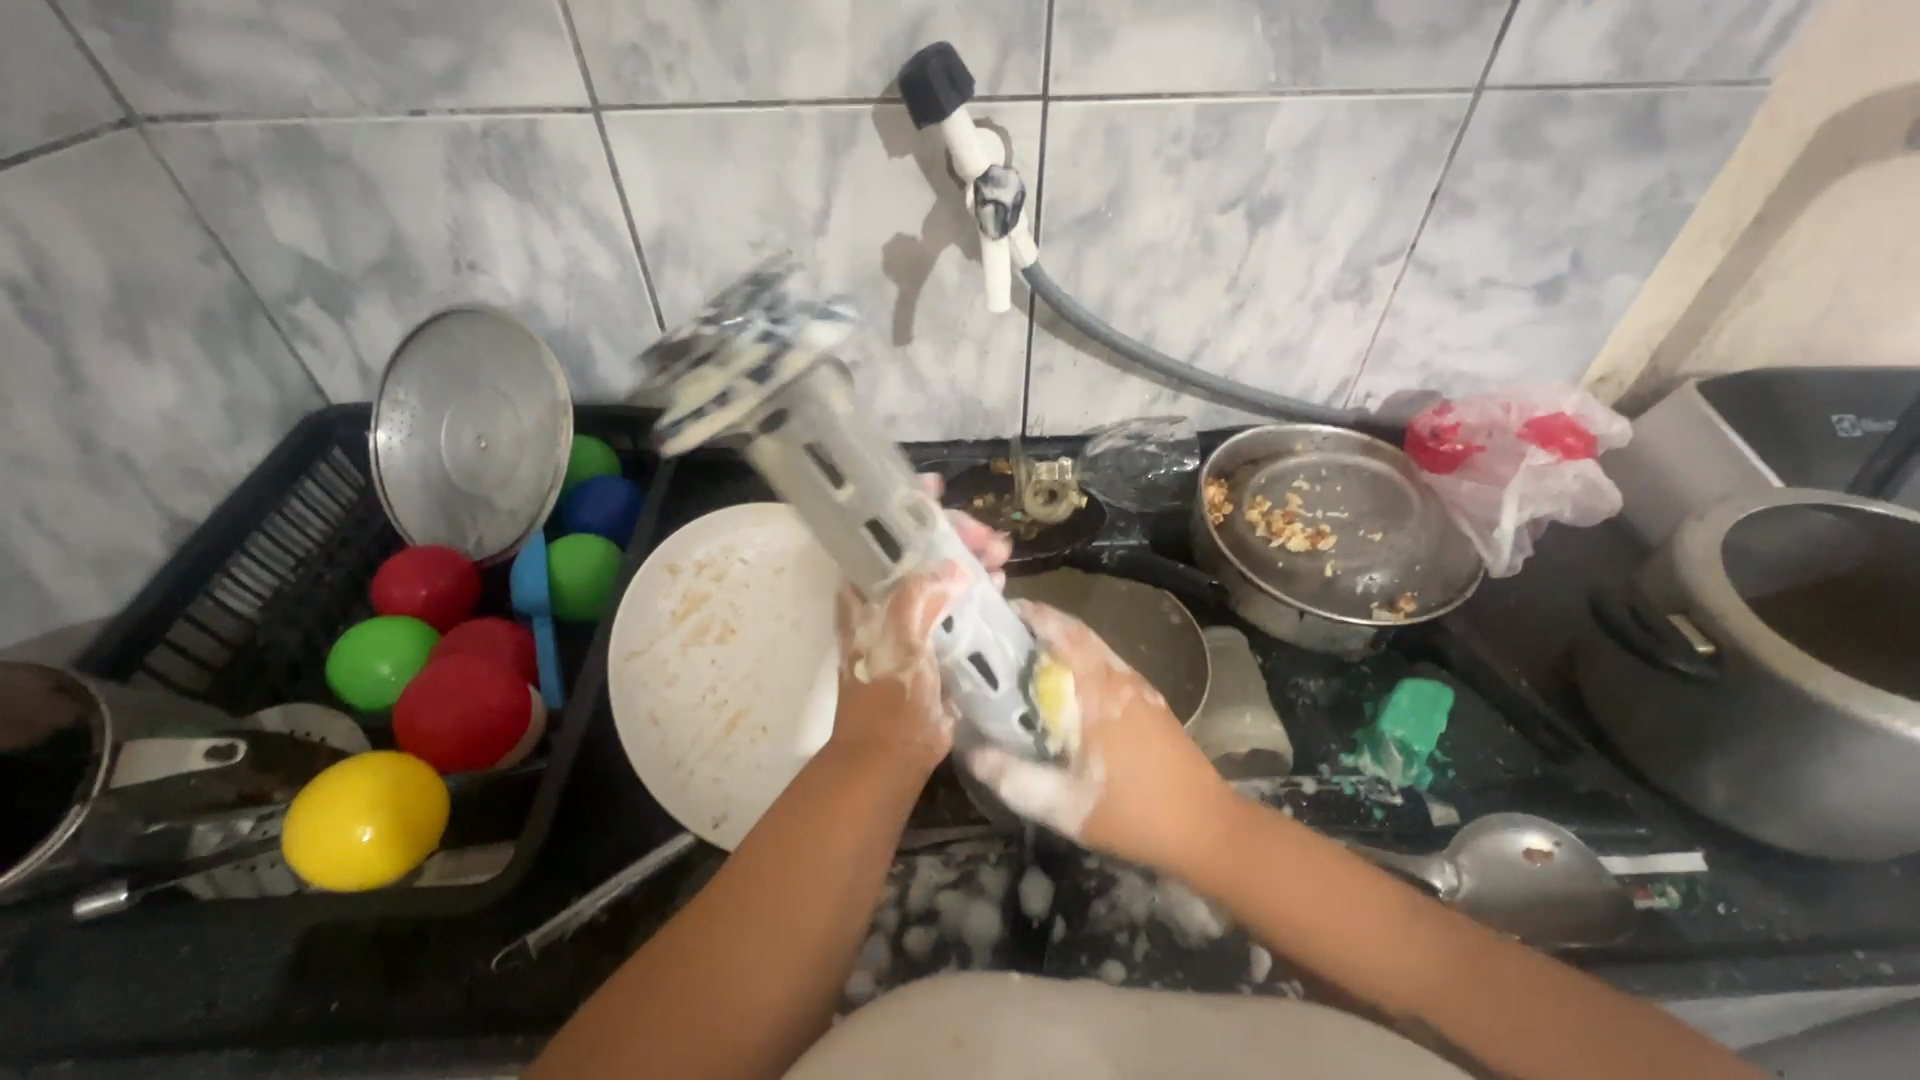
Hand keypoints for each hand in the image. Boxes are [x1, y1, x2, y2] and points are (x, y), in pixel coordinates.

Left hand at [825, 474, 1011, 776]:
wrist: (894, 754)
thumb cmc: (886, 699)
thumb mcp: (897, 645)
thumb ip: (917, 600)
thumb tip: (952, 569)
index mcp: (866, 593)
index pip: (882, 535)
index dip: (906, 507)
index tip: (936, 489)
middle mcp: (887, 598)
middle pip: (921, 549)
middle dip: (955, 534)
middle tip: (989, 538)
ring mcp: (914, 618)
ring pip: (944, 572)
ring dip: (972, 558)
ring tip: (1002, 555)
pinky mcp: (936, 639)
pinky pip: (959, 602)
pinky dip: (978, 588)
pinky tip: (998, 584)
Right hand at [965, 601, 1237, 873]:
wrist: (1208, 830)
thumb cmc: (1135, 816)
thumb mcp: (1064, 807)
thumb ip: (1013, 778)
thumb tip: (971, 751)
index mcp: (1101, 692)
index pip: (1063, 633)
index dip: (1031, 615)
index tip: (998, 610)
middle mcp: (1122, 679)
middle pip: (1078, 634)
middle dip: (1041, 624)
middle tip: (1001, 633)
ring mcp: (1141, 690)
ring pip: (1095, 649)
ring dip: (1061, 643)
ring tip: (1023, 656)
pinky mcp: (1150, 705)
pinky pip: (1107, 668)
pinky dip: (1079, 663)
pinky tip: (1062, 689)